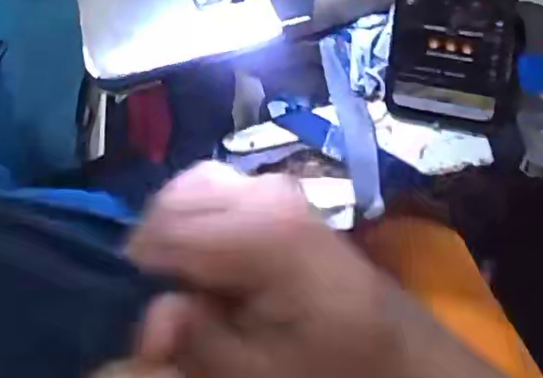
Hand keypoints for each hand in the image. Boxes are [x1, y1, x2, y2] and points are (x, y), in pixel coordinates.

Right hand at [124, 164, 497, 377]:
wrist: (400, 351)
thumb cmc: (333, 369)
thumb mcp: (263, 375)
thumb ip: (199, 340)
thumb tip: (150, 316)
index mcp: (262, 229)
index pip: (167, 227)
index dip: (142, 270)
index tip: (149, 318)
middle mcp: (262, 189)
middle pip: (174, 199)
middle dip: (158, 248)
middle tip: (171, 304)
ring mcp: (269, 183)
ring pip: (190, 187)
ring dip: (175, 230)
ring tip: (187, 283)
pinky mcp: (272, 188)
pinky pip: (211, 185)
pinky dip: (196, 216)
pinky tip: (207, 257)